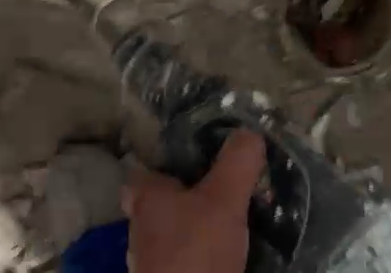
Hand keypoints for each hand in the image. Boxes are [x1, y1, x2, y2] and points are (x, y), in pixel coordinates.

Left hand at [125, 129, 266, 272]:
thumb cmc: (195, 252)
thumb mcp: (225, 198)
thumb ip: (237, 161)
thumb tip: (249, 131)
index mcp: (146, 199)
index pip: (144, 173)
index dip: (164, 165)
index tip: (193, 161)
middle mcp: (141, 230)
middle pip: (160, 206)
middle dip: (187, 199)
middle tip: (223, 192)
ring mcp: (151, 266)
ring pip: (173, 237)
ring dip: (196, 232)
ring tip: (233, 226)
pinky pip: (185, 264)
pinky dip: (202, 260)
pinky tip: (228, 259)